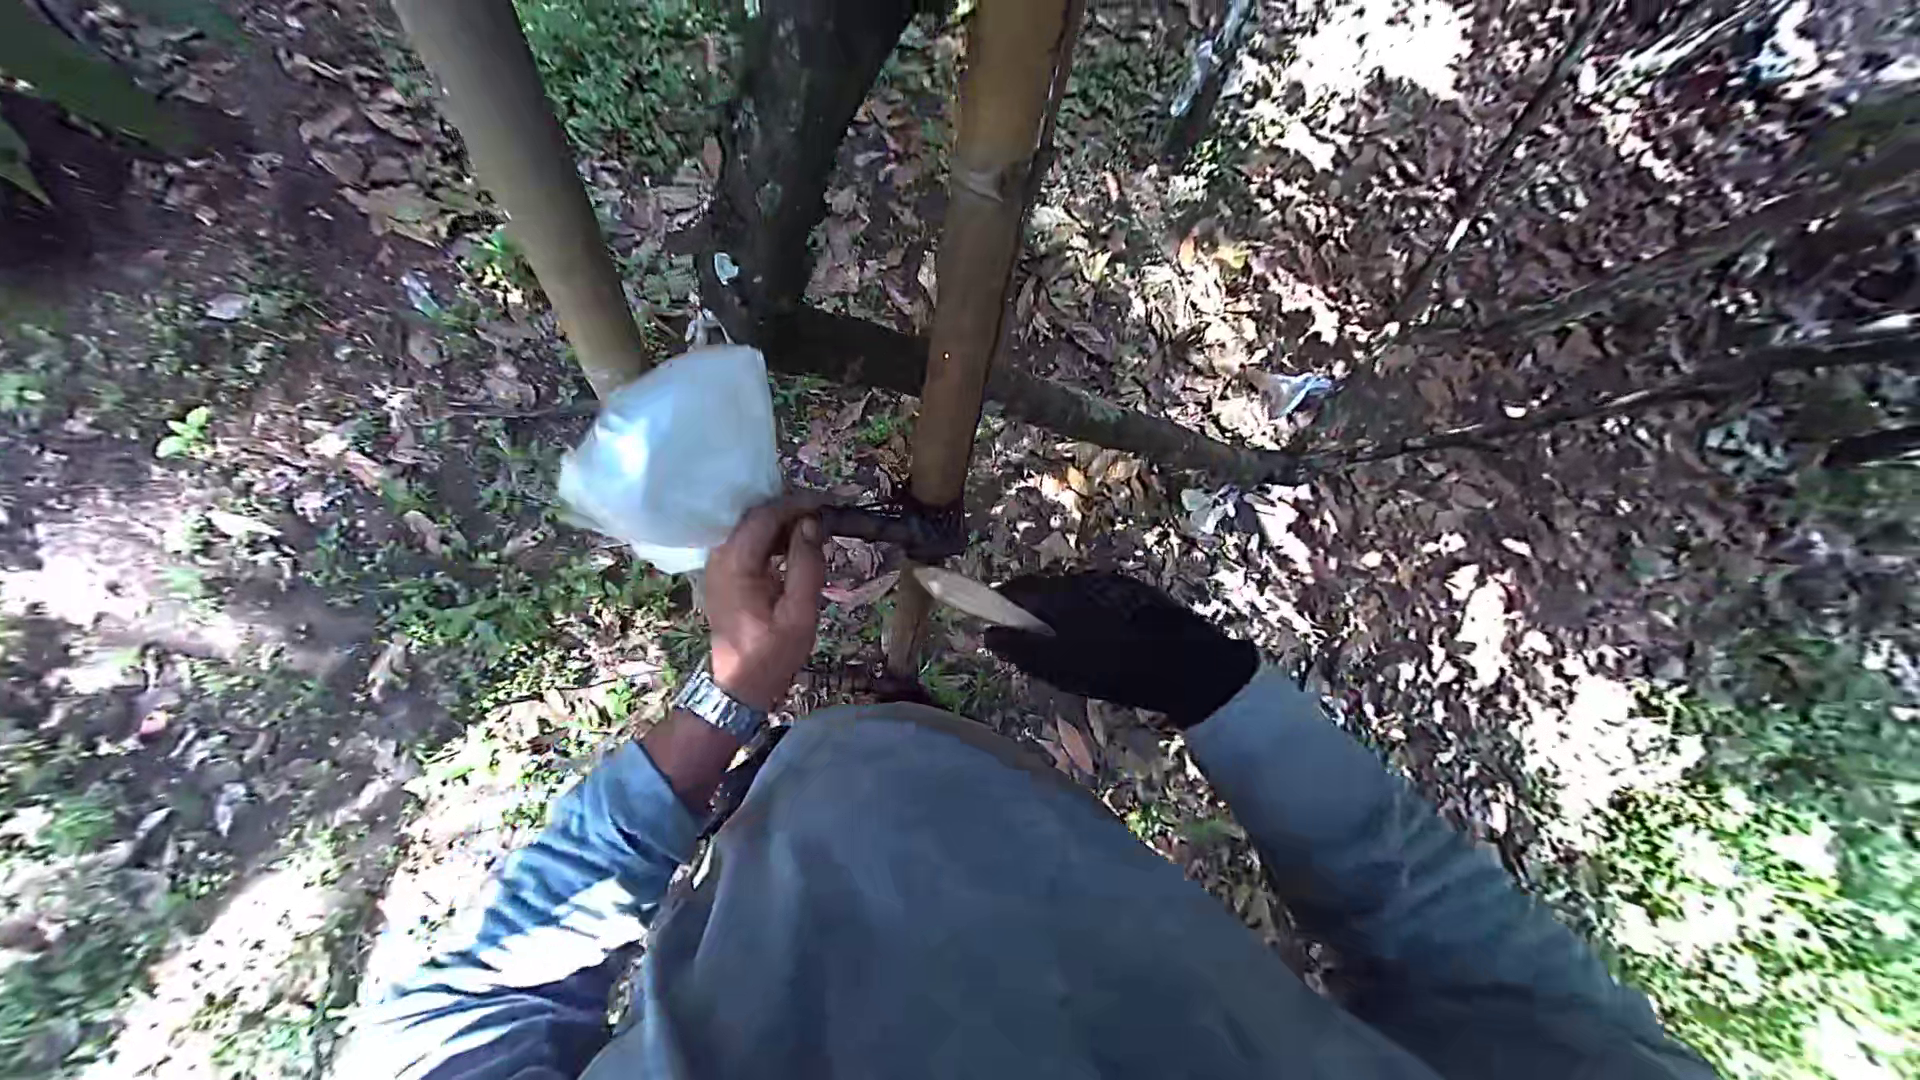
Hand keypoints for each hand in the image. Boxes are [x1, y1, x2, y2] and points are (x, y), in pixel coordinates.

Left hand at [704, 496, 827, 710]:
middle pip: (753, 517)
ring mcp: (716, 566)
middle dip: (788, 509)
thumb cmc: (772, 654)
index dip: (795, 505)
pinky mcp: (722, 575)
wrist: (739, 686)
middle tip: (823, 513)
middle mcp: (718, 558)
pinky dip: (771, 538)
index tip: (826, 504)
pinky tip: (794, 545)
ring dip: (781, 523)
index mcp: (735, 565)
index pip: (763, 517)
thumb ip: (807, 566)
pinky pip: (746, 543)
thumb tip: (812, 524)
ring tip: (813, 527)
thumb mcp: (799, 614)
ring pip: (749, 528)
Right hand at [983, 571, 1258, 727]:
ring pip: (1072, 596)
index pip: (1018, 588)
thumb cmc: (1117, 667)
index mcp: (1062, 593)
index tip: (994, 623)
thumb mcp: (1062, 667)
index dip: (1001, 603)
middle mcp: (1084, 579)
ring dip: (1061, 616)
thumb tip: (989, 634)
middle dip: (1032, 613)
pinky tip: (1100, 644)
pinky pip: (1096, 601)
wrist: (1188, 667)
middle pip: (1045, 591)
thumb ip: (1023, 650)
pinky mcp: (1135, 593)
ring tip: (1069, 649)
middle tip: (1032, 645)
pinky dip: (1086, 617)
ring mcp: (1112, 583)